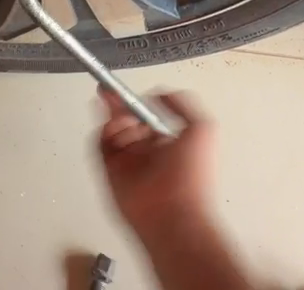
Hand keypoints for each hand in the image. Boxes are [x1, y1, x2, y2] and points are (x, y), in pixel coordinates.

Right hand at [96, 88, 212, 237]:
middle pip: (123, 119)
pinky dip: (102, 132)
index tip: (126, 89)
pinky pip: (99, 144)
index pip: (146, 115)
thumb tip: (161, 96)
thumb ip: (184, 105)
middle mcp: (146, 152)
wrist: (174, 214)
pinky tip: (112, 128)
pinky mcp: (112, 171)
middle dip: (115, 103)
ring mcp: (128, 162)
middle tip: (109, 91)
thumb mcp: (203, 129)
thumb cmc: (192, 179)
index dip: (135, 100)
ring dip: (112, 118)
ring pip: (110, 129)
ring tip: (123, 120)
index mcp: (168, 143)